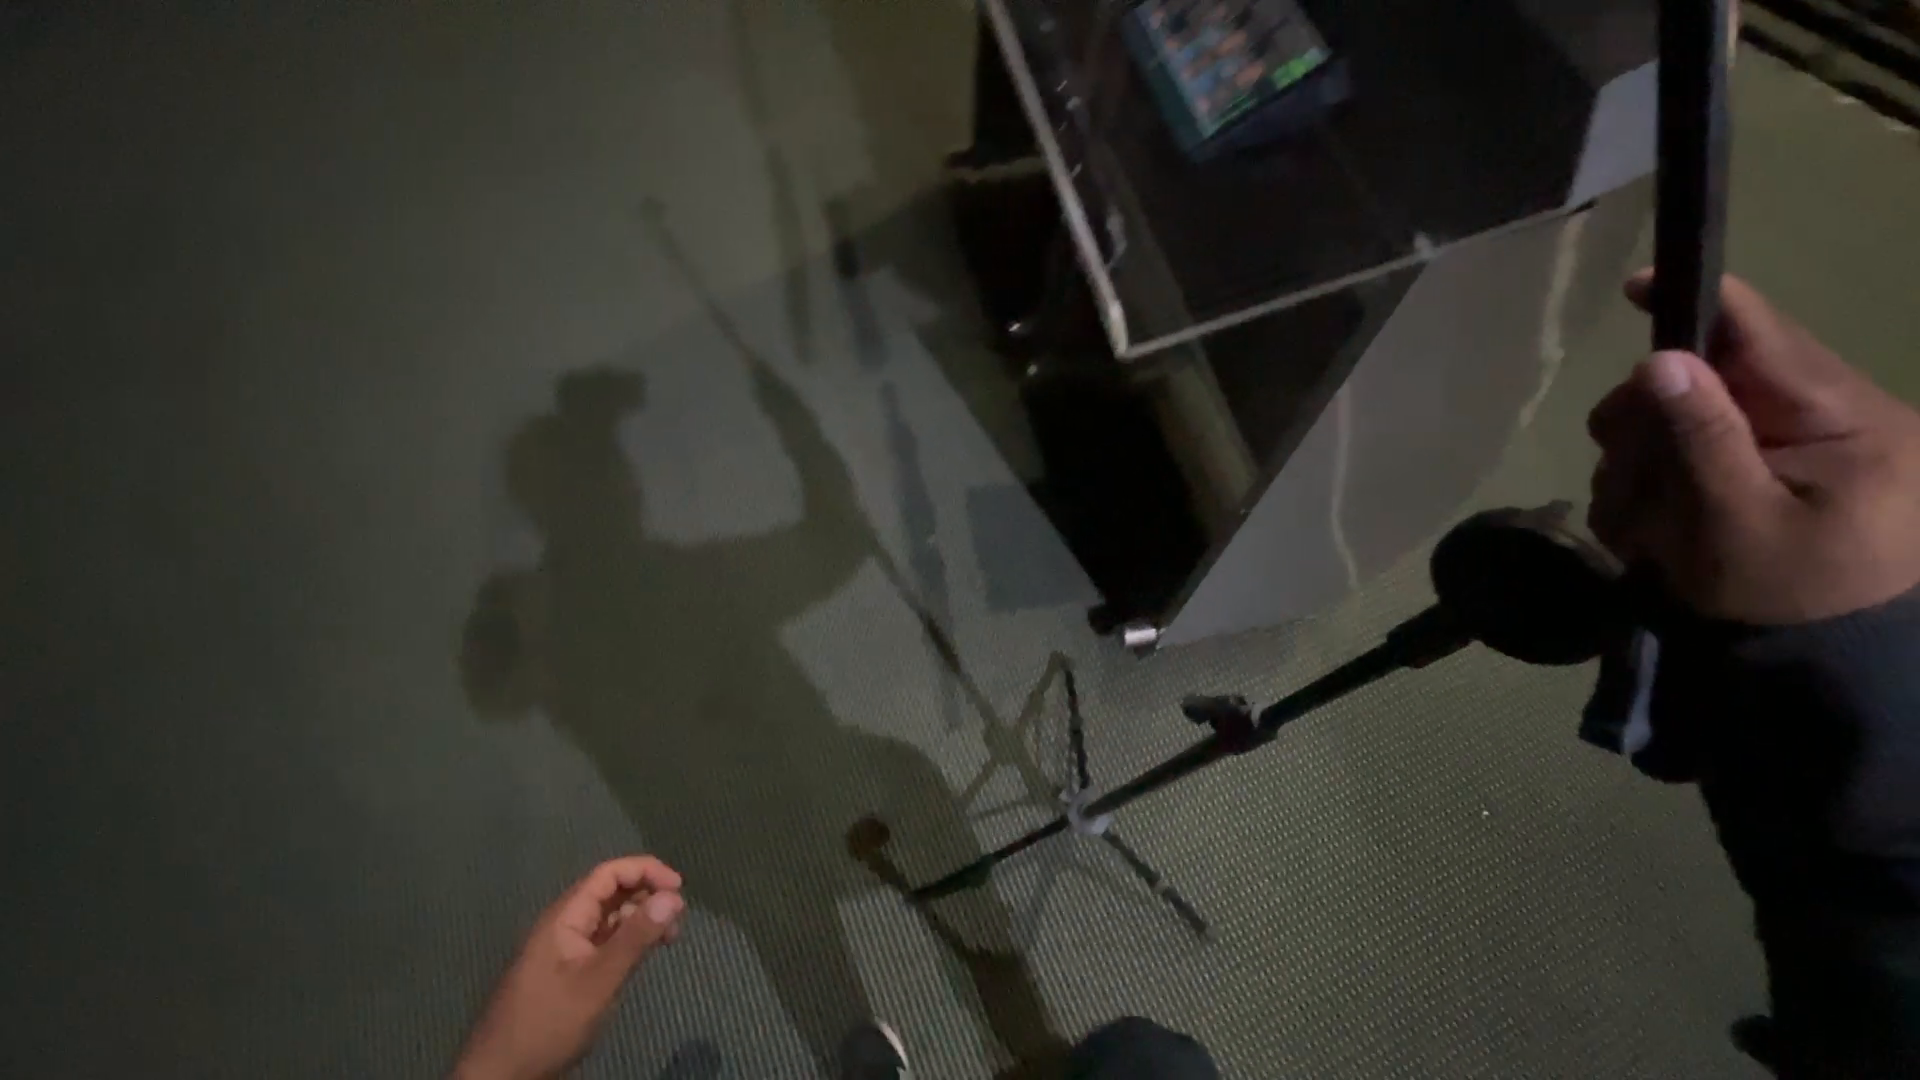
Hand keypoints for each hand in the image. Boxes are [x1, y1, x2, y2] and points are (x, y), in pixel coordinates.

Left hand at [452, 857, 685, 1079]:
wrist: (500, 1078)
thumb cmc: (548, 1023)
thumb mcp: (597, 981)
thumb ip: (636, 937)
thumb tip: (674, 896)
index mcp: (565, 917)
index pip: (609, 873)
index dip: (646, 870)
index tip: (678, 887)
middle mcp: (565, 925)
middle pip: (612, 891)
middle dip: (648, 894)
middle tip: (678, 917)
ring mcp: (566, 949)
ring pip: (611, 917)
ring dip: (642, 918)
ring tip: (669, 937)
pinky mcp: (570, 972)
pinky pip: (606, 941)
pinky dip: (630, 940)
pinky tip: (645, 954)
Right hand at [1587, 272, 1919, 623]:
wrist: (1816, 661)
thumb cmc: (1788, 593)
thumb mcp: (1736, 519)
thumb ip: (1702, 436)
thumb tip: (1658, 360)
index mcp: (1843, 419)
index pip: (1765, 337)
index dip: (1699, 304)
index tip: (1638, 284)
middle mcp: (1813, 420)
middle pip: (1695, 382)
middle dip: (1642, 426)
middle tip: (1627, 478)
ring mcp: (1780, 447)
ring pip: (1668, 424)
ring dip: (1635, 470)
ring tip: (1642, 527)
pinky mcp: (1749, 473)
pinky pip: (1671, 458)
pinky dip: (1644, 492)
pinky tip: (1649, 530)